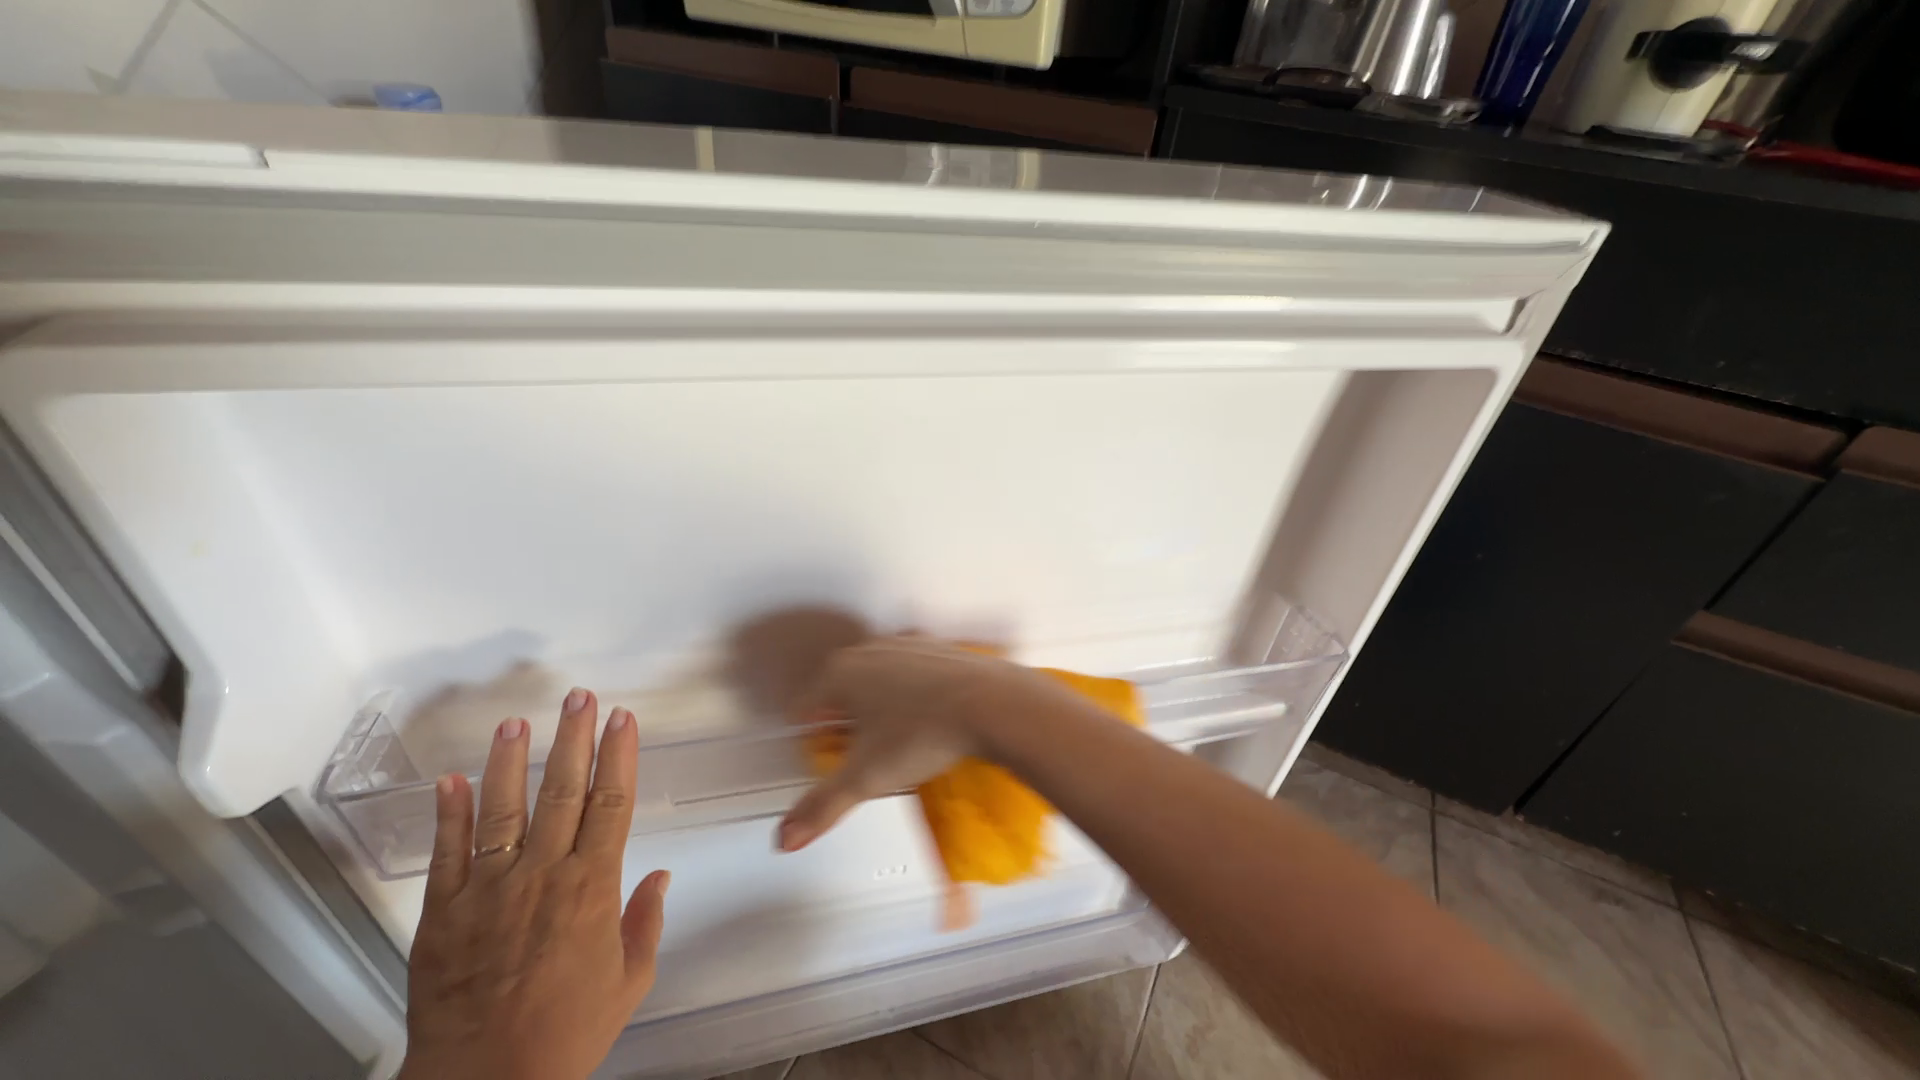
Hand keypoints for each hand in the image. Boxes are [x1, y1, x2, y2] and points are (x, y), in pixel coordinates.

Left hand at [399, 689, 667, 1079]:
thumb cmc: (566, 1035)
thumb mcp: (629, 983)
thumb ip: (645, 923)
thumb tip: (659, 876)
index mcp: (592, 888)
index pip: (612, 804)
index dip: (619, 756)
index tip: (623, 719)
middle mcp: (542, 876)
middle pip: (563, 792)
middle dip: (574, 739)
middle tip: (579, 697)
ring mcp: (488, 890)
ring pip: (503, 810)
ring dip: (512, 761)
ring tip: (518, 721)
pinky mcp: (444, 912)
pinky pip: (448, 853)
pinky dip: (450, 813)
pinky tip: (452, 778)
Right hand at [775, 637, 1070, 851]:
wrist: (995, 706)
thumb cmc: (929, 731)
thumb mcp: (867, 778)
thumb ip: (823, 806)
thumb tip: (790, 834)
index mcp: (840, 672)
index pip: (803, 711)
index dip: (812, 743)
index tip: (829, 764)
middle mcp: (870, 650)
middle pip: (839, 693)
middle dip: (846, 726)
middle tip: (866, 758)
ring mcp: (907, 645)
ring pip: (876, 681)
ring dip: (880, 710)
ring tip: (899, 742)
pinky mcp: (939, 650)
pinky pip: (912, 676)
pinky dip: (913, 697)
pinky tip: (929, 722)